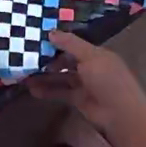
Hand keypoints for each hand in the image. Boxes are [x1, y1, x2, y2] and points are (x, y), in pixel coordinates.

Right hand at [29, 30, 145, 134]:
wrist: (121, 114)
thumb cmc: (108, 80)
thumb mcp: (91, 57)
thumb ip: (70, 44)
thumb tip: (51, 32)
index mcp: (97, 54)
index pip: (74, 45)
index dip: (57, 42)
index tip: (37, 40)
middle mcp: (90, 67)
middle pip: (65, 61)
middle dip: (48, 60)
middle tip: (27, 59)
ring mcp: (84, 84)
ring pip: (61, 77)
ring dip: (44, 77)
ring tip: (25, 76)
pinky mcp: (78, 99)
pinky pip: (60, 92)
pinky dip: (48, 91)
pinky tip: (33, 91)